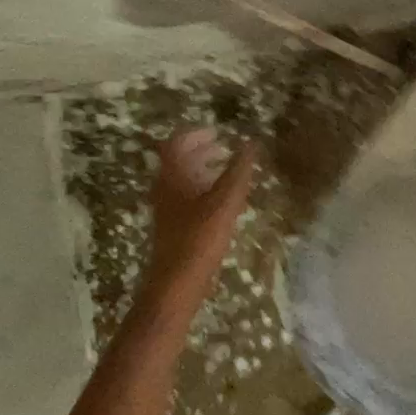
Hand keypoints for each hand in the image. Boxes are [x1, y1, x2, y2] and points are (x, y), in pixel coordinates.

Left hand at [145, 129, 256, 303]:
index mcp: (172, 178)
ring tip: (225, 167)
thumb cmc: (199, 239)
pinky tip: (220, 198)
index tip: (217, 131)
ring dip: (201, 167)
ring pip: (181, 178)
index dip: (195, 134)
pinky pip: (185, 194)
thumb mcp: (225, 202)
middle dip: (199, 148)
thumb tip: (251, 144)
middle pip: (177, 159)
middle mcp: (164, 189)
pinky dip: (201, 186)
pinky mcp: (173, 224)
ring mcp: (167, 208)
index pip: (175, 143)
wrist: (176, 283)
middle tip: (222, 144)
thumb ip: (238, 172)